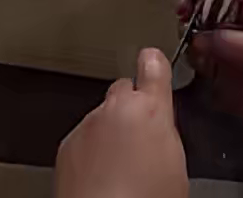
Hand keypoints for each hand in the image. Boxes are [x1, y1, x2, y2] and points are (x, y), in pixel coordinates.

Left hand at [55, 47, 187, 197]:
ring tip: (117, 170)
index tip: (154, 67)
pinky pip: (83, 138)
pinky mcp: (67, 145)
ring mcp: (90, 124)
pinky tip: (98, 180)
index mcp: (150, 107)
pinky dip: (89, 152)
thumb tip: (159, 123)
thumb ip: (166, 130)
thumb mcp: (176, 164)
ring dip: (108, 133)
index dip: (154, 65)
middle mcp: (117, 107)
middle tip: (137, 140)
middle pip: (124, 90)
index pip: (153, 62)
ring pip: (102, 116)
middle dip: (129, 107)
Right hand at [179, 0, 242, 164]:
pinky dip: (199, 64)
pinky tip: (194, 64)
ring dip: (196, 36)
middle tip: (180, 12)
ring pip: (210, 40)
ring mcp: (240, 61)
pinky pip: (211, 70)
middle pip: (217, 12)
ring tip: (185, 38)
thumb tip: (195, 37)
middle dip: (198, 7)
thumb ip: (227, 42)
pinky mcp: (234, 88)